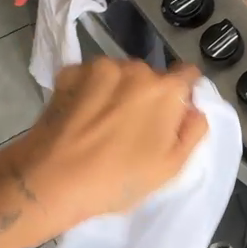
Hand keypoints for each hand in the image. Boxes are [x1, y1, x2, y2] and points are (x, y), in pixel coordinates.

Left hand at [6, 58, 208, 228]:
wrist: (51, 180)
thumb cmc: (117, 180)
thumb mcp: (171, 167)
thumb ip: (192, 131)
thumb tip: (194, 109)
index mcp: (165, 90)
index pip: (188, 75)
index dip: (183, 95)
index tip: (171, 117)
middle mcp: (135, 68)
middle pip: (151, 76)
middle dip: (147, 96)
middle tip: (133, 130)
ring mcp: (99, 67)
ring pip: (119, 75)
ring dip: (118, 91)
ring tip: (103, 125)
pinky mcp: (69, 72)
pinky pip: (90, 77)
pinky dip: (90, 91)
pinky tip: (81, 117)